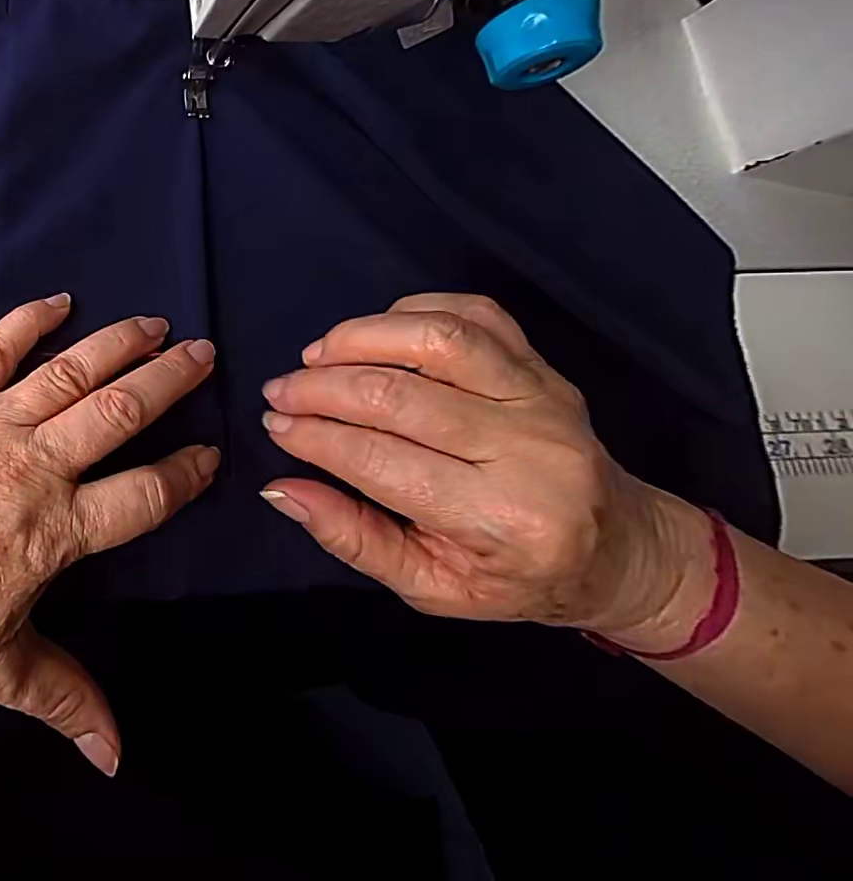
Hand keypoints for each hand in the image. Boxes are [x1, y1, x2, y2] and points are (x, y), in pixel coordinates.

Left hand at [0, 295, 219, 775]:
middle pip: (118, 415)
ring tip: (154, 325)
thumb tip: (119, 759)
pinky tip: (56, 300)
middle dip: (169, 382)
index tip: (214, 453)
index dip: (189, 473)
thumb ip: (64, 699)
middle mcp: (28, 468)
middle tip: (206, 354)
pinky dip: (25, 322)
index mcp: (51, 532)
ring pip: (67, 374)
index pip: (145, 496)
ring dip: (116, 346)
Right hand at [255, 293, 714, 652]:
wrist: (624, 551)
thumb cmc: (514, 575)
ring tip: (315, 355)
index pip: (377, 458)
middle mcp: (530, 450)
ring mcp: (543, 399)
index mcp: (501, 518)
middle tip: (278, 392)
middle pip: (396, 395)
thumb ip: (349, 537)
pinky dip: (409, 312)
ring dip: (359, 337)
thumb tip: (278, 489)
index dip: (311, 435)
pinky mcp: (544, 368)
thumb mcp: (427, 585)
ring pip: (438, 339)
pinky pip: (474, 314)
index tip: (274, 425)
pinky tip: (372, 336)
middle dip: (317, 388)